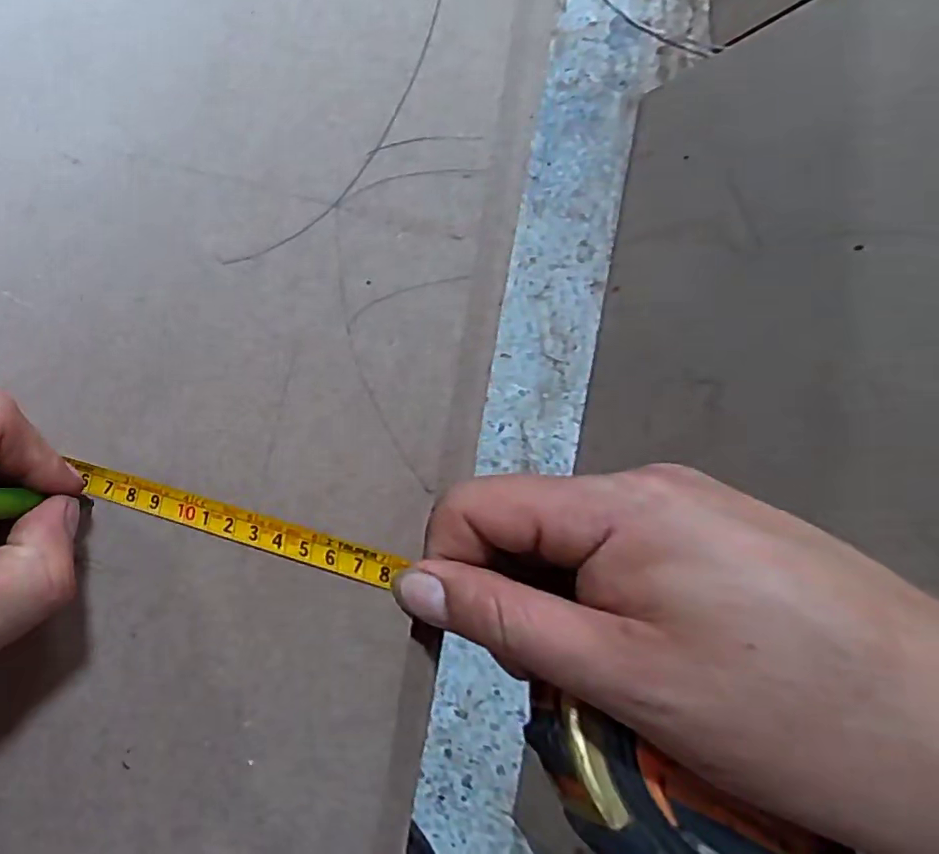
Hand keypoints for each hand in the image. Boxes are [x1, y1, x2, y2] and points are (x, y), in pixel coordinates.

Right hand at [392, 465, 938, 853]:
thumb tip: (408, 583)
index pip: (474, 506)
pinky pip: (623, 553)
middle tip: (553, 670)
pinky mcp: (730, 536)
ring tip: (611, 667)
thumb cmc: (799, 720)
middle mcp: (650, 486)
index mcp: (620, 504)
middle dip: (512, 593)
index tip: (469, 634)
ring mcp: (696, 507)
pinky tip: (657, 648)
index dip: (448, 564)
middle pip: (522, 524)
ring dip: (559, 602)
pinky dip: (607, 599)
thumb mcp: (621, 676)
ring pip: (569, 543)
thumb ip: (499, 619)